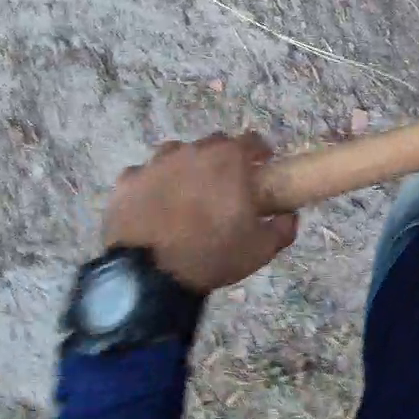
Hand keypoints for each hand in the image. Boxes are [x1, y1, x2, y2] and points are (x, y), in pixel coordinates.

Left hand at [103, 132, 297, 293]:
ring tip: (186, 193)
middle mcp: (194, 151)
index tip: (262, 168)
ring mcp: (157, 163)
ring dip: (185, 166)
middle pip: (214, 144)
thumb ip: (282, 228)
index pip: (252, 140)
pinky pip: (143, 175)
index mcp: (229, 159)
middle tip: (224, 186)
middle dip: (222, 159)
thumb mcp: (259, 249)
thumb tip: (290, 216)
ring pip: (176, 153)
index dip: (259, 152)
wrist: (149, 278)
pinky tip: (152, 205)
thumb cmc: (211, 255)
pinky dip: (150, 185)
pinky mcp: (128, 182)